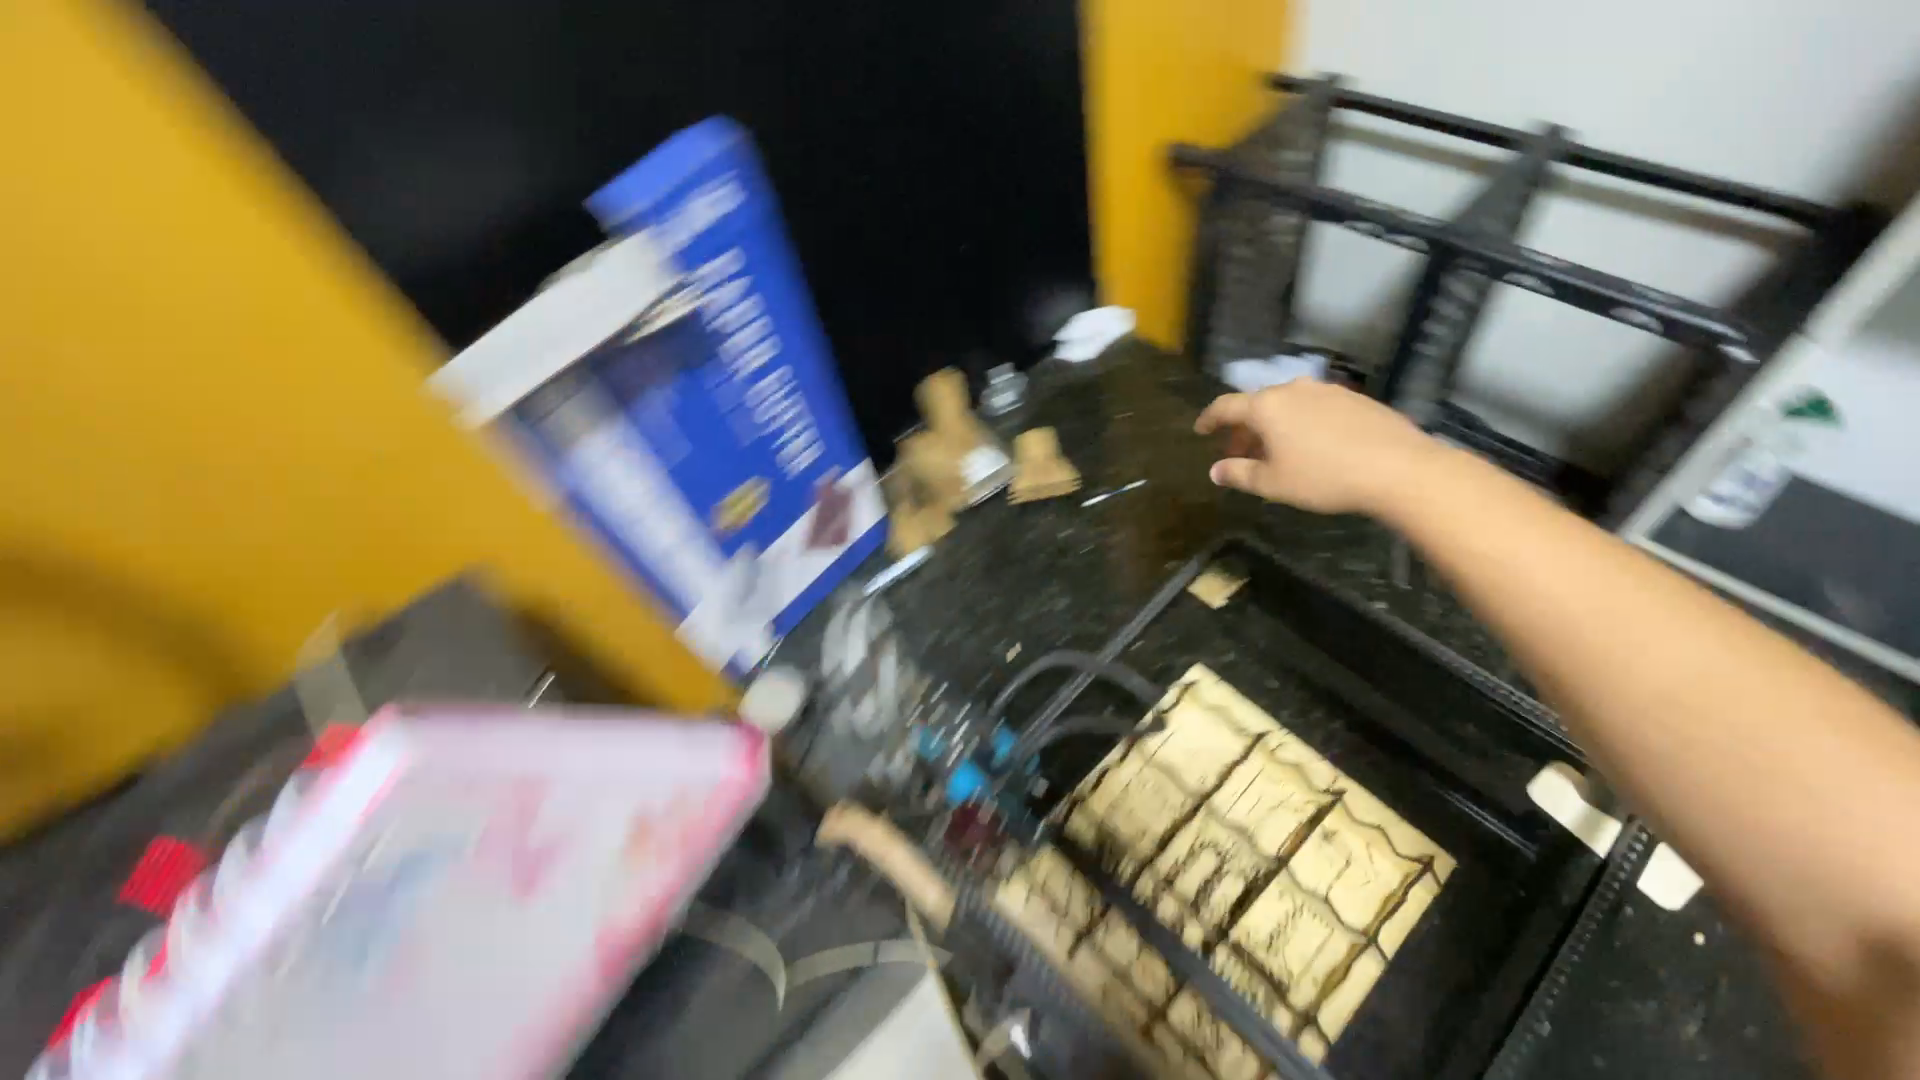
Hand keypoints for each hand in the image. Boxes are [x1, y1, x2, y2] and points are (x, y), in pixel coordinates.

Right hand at [1193, 380, 1437, 515]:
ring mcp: (1327, 390)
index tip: (1200, 431)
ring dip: (1275, 426)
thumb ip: (1239, 474)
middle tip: (1239, 453)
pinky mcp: (1354, 399)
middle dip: (1244, 429)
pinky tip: (1312, 447)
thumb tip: (1216, 470)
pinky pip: (1315, 408)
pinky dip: (1302, 424)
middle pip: (1258, 405)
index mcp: (1266, 407)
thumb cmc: (1323, 477)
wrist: (1398, 468)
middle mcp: (1293, 389)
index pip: (1225, 406)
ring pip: (1288, 405)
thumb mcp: (1273, 484)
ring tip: (1276, 452)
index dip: (1209, 419)